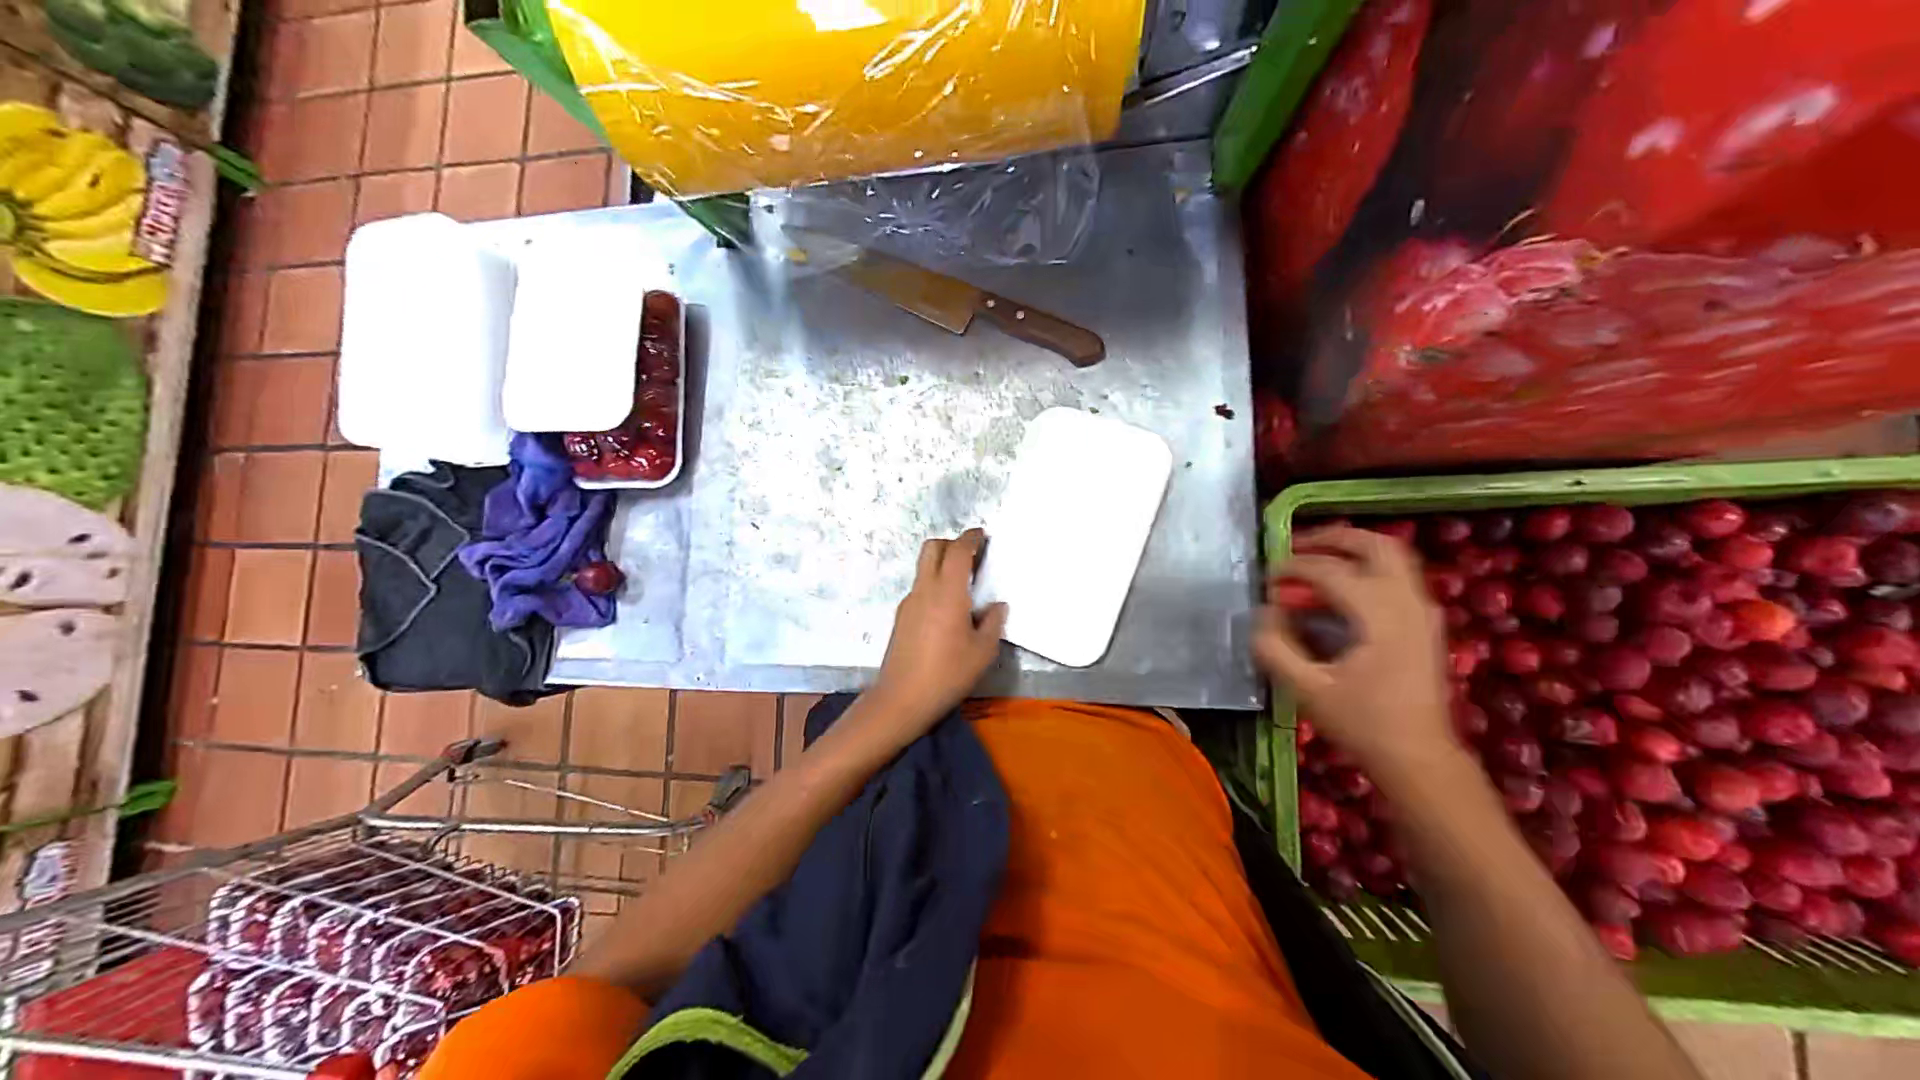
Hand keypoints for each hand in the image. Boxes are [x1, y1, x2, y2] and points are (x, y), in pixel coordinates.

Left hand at [863, 528, 1008, 745]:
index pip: (958, 551)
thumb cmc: (947, 674)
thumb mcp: (982, 652)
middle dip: (952, 543)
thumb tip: (997, 606)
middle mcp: (925, 589)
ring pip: (924, 567)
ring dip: (942, 564)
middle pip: (932, 548)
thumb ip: (992, 623)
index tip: (982, 535)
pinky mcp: (901, 617)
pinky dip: (935, 584)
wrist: (902, 698)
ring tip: (964, 584)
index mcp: (948, 592)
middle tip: (972, 555)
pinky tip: (948, 609)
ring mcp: (909, 602)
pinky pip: (920, 588)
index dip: (971, 538)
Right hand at [1253, 526, 1458, 782]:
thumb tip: (1265, 613)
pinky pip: (1397, 576)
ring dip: (1352, 550)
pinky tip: (1341, 590)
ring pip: (1392, 556)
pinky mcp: (1425, 623)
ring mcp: (1423, 611)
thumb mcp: (1306, 689)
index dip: (1293, 568)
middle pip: (1375, 545)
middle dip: (1333, 538)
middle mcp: (1408, 602)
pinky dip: (1366, 568)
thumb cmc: (1362, 724)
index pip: (1330, 571)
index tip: (1268, 579)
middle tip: (1297, 546)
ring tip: (1317, 560)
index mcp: (1379, 615)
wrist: (1419, 757)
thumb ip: (1275, 647)